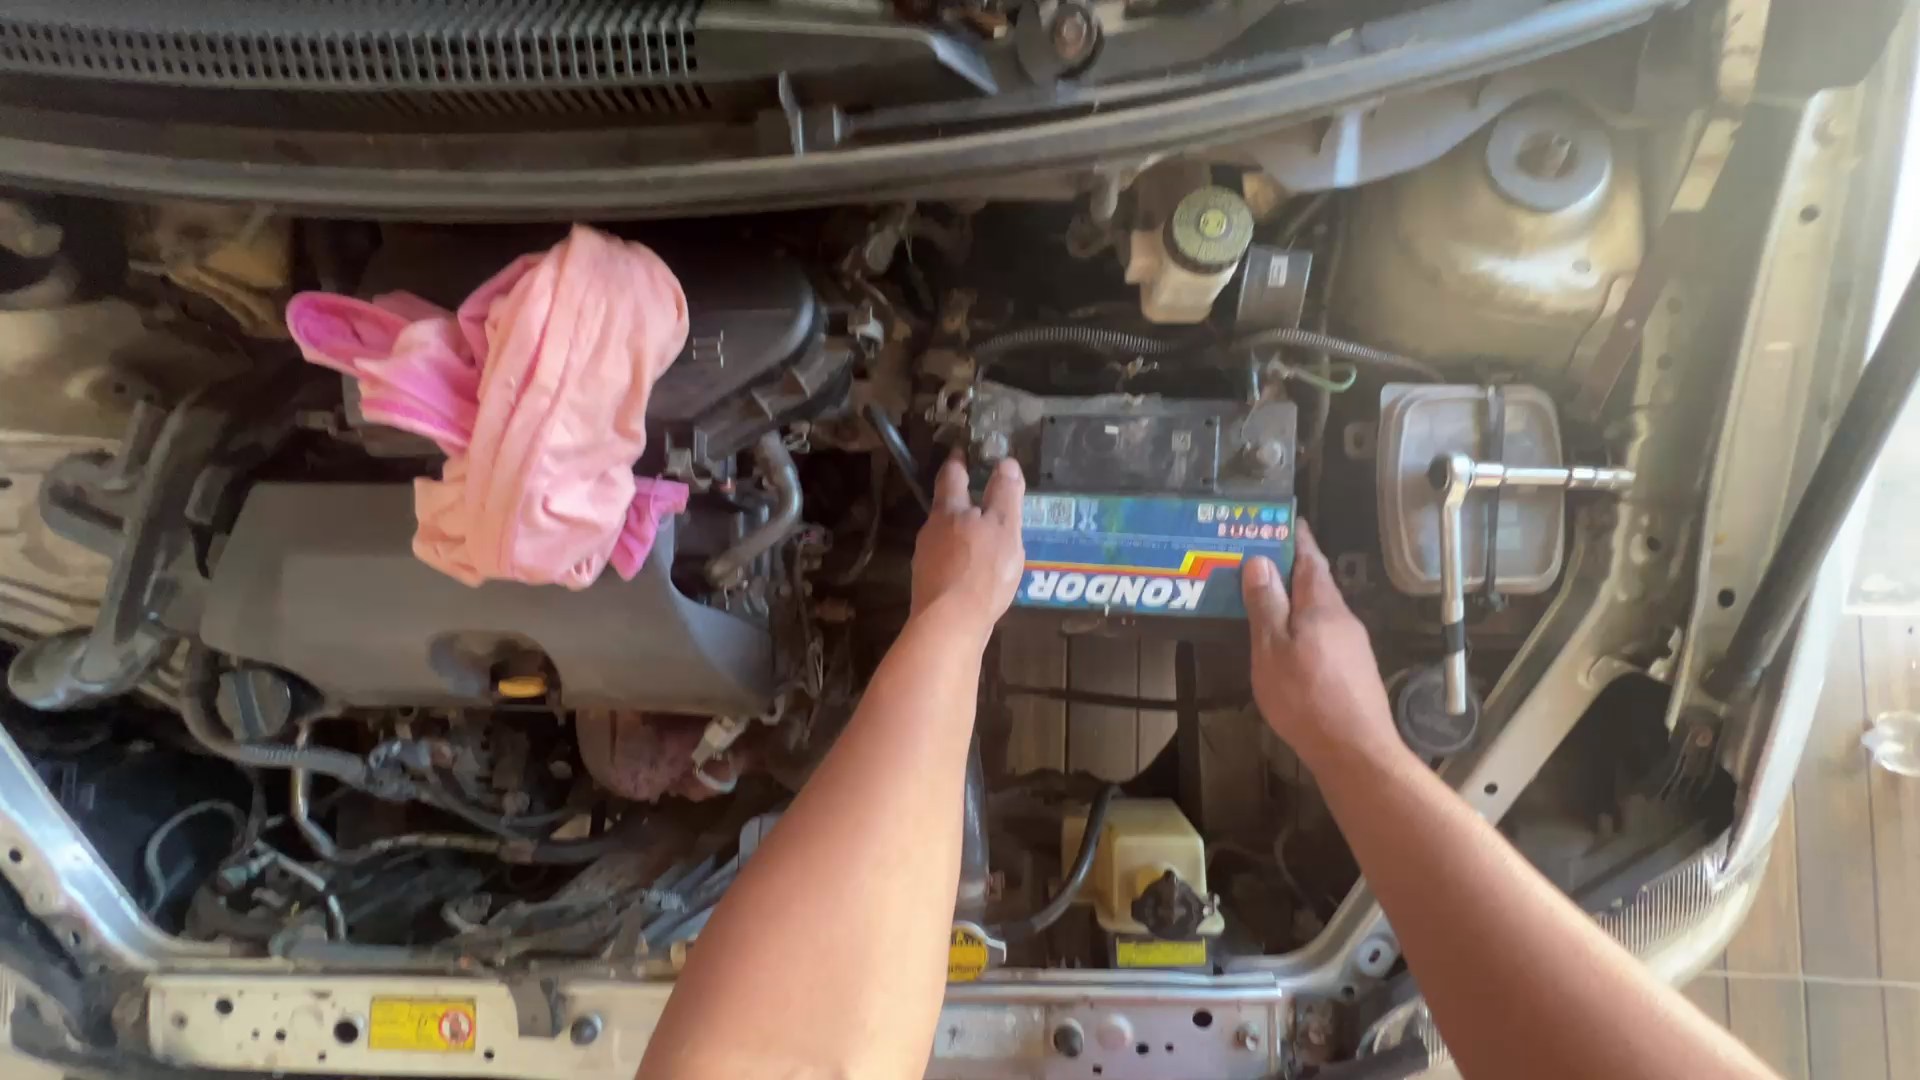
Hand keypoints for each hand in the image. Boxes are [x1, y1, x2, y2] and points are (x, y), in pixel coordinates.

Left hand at [910, 455, 1025, 642]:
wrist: (949, 624)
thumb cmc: (981, 571)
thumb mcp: (1003, 528)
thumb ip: (1005, 495)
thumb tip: (1006, 462)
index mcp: (949, 511)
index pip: (951, 476)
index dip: (958, 462)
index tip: (962, 452)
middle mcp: (931, 531)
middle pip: (944, 508)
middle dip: (959, 500)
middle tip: (978, 495)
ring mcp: (926, 559)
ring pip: (944, 537)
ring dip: (960, 533)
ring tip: (982, 536)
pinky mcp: (929, 586)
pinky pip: (946, 564)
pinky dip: (959, 560)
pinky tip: (974, 571)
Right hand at [1242, 520, 1403, 776]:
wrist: (1354, 749)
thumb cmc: (1305, 694)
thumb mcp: (1272, 648)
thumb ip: (1266, 604)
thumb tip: (1260, 561)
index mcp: (1322, 605)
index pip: (1310, 558)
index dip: (1296, 538)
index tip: (1281, 519)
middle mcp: (1342, 617)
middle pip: (1315, 582)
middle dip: (1290, 566)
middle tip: (1257, 555)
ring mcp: (1351, 643)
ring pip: (1319, 608)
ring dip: (1294, 596)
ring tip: (1263, 594)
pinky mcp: (1352, 667)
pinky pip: (1323, 630)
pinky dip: (1302, 621)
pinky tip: (1285, 637)